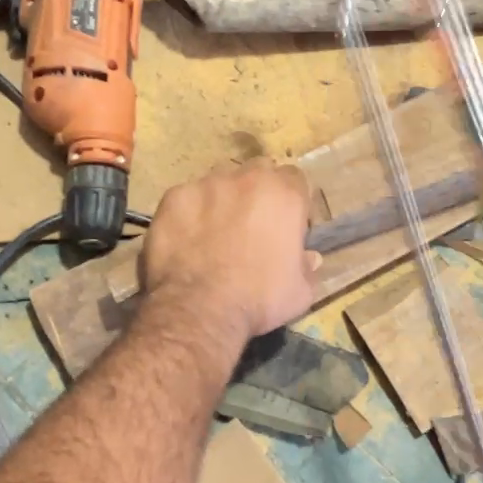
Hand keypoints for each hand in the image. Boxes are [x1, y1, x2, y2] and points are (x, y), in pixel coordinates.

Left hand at [141, 161, 321, 339]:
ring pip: (219, 182)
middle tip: (251, 225)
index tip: (285, 225)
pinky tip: (186, 239)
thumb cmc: (258, 300)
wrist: (200, 310)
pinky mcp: (174, 197)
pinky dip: (189, 213)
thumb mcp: (300, 292)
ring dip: (222, 199)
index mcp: (284, 195)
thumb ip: (307, 268)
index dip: (291, 202)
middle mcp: (247, 179)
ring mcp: (206, 185)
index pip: (294, 179)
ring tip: (214, 232)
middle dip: (257, 192)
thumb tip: (309, 258)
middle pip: (257, 172)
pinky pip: (186, 198)